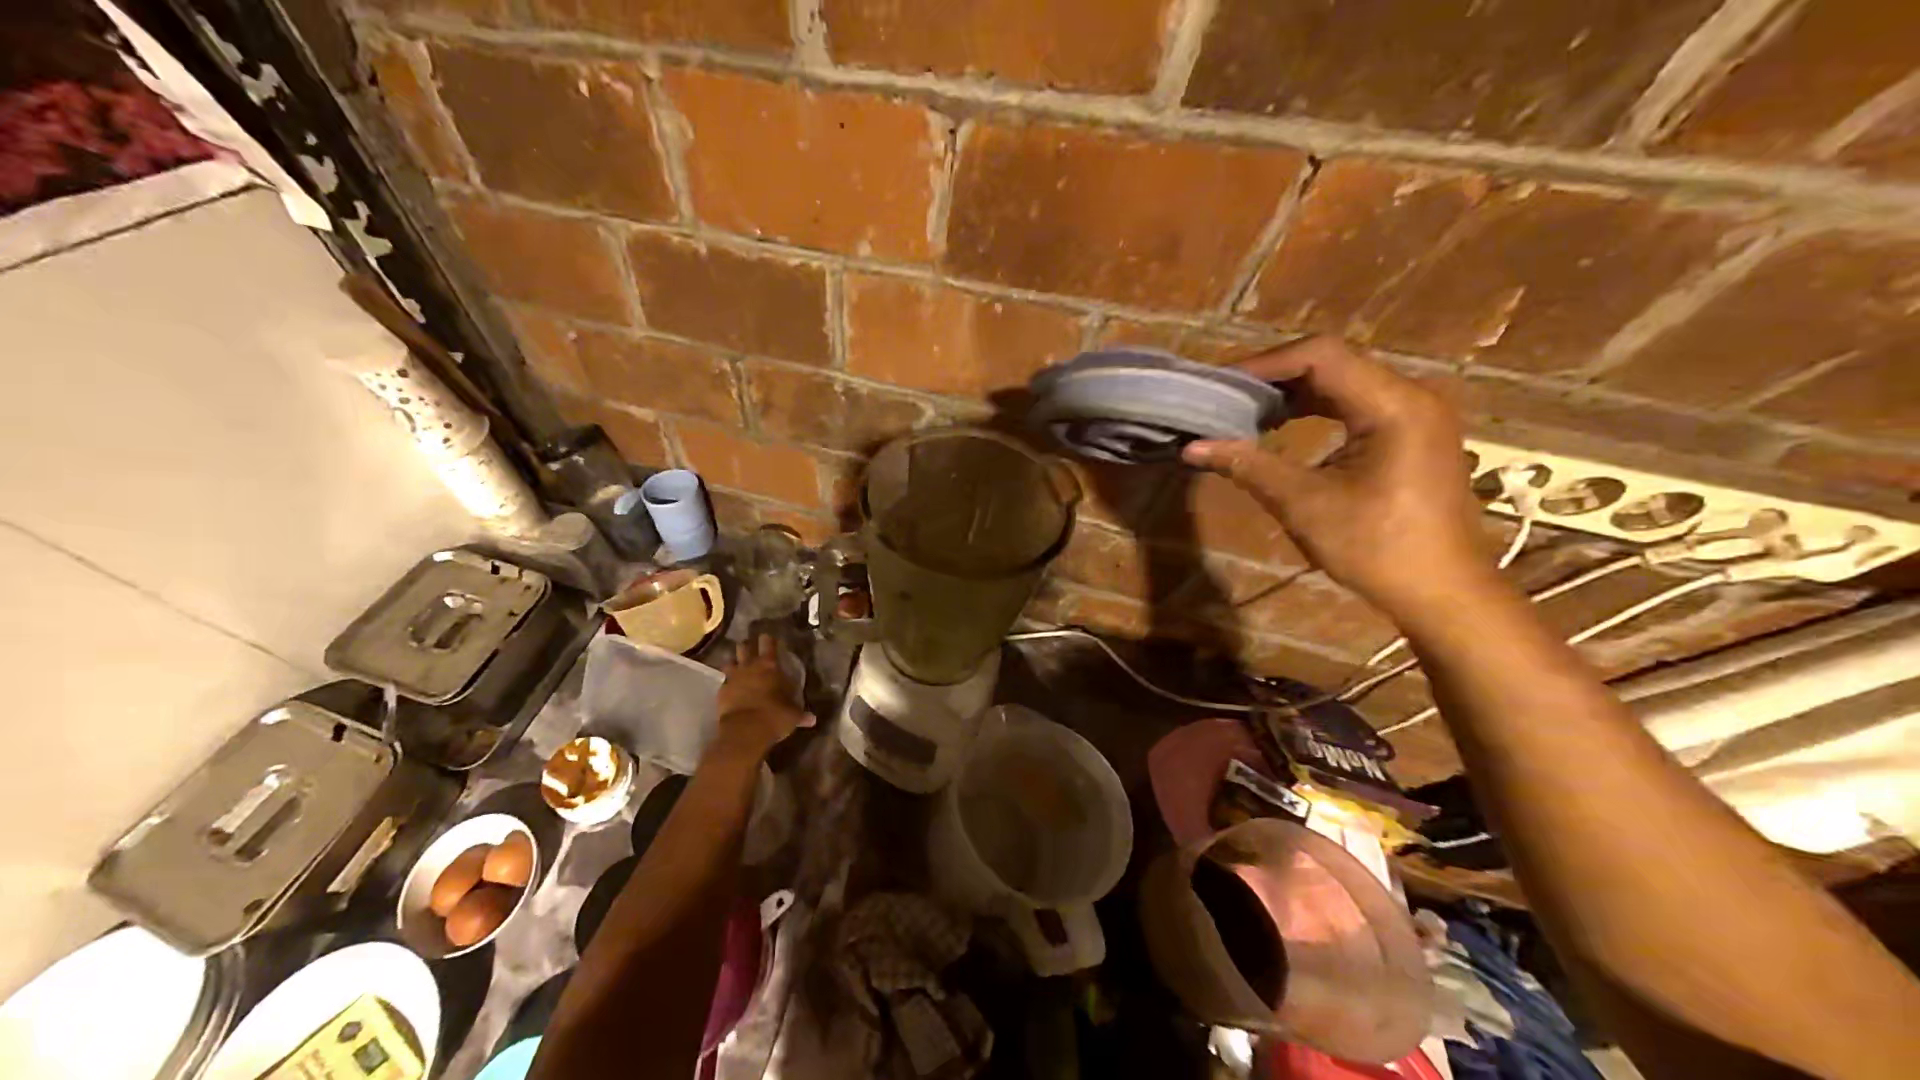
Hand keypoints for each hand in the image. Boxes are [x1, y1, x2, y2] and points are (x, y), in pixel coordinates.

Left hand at [715, 634, 813, 757]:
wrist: (744, 731)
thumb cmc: (774, 716)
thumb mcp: (793, 715)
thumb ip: (801, 714)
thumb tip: (812, 719)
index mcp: (770, 666)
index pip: (768, 643)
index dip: (769, 639)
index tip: (769, 639)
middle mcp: (749, 667)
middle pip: (744, 647)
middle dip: (748, 647)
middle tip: (752, 651)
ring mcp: (733, 678)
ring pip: (730, 662)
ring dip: (734, 663)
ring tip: (738, 668)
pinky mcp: (721, 692)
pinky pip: (724, 682)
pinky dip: (728, 684)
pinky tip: (731, 691)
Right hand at [1182, 337, 1491, 615]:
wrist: (1443, 592)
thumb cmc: (1377, 549)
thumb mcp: (1305, 505)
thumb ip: (1249, 466)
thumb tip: (1192, 447)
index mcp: (1393, 405)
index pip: (1321, 356)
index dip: (1265, 364)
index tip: (1221, 384)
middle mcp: (1411, 395)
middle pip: (1333, 362)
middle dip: (1274, 376)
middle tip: (1225, 396)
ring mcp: (1416, 413)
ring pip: (1344, 381)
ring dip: (1292, 391)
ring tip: (1244, 409)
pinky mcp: (1412, 432)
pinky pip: (1356, 402)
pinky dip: (1315, 408)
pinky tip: (1282, 424)